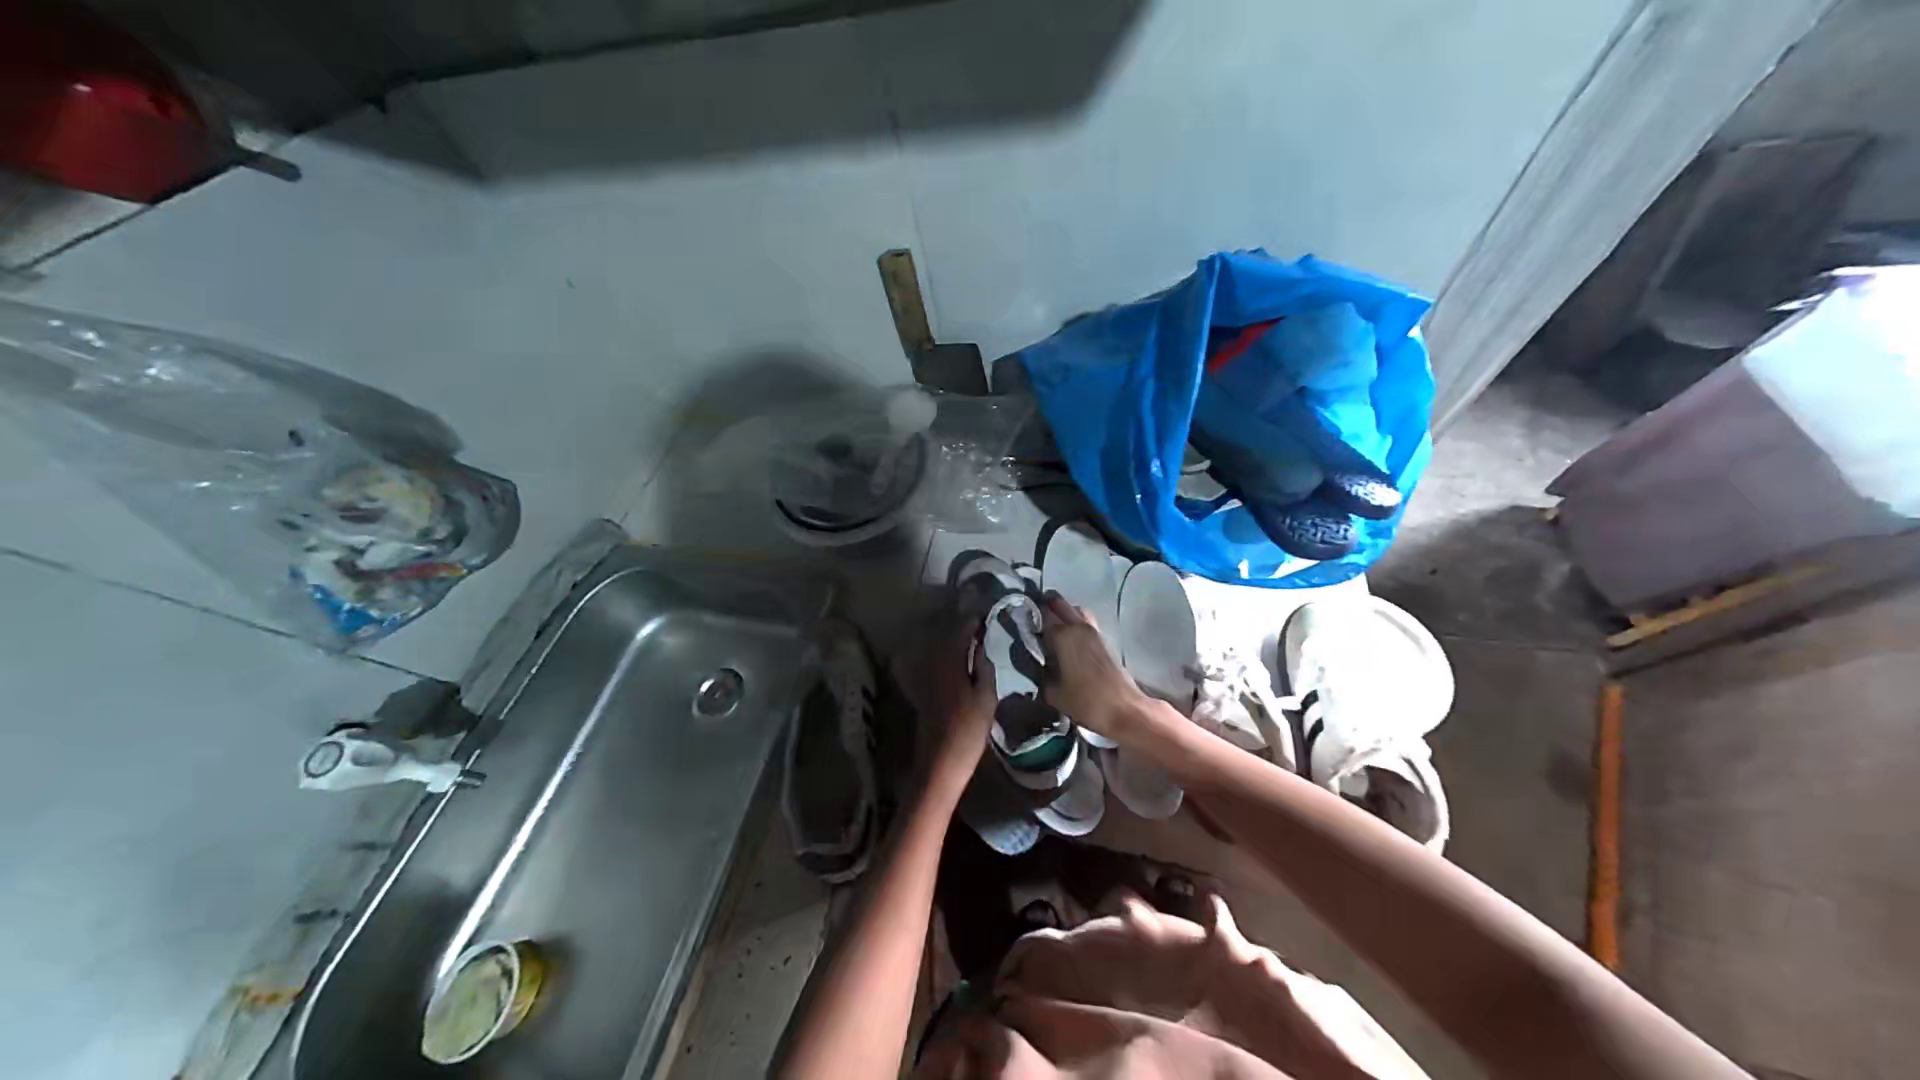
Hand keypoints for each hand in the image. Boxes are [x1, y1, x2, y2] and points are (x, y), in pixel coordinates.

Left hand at [926, 616, 995, 782]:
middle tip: (982, 626)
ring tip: (976, 642)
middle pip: (948, 638)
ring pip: (942, 651)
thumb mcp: (986, 697)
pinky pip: (939, 665)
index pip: (960, 630)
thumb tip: (981, 647)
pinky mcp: (925, 692)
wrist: (940, 763)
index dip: (972, 621)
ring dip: (956, 643)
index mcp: (950, 662)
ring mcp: (927, 678)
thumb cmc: (968, 731)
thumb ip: (983, 668)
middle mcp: (934, 665)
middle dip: (963, 629)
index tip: (986, 616)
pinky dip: (951, 659)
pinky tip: (964, 666)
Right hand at [1040, 591, 1155, 743]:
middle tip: (1033, 618)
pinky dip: (1075, 622)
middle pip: (1059, 603)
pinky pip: (1085, 620)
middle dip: (1045, 605)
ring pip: (1074, 609)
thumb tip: (1035, 664)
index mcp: (1062, 635)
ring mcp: (1094, 631)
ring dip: (1063, 611)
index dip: (1028, 614)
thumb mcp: (1052, 693)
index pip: (1041, 614)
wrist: (1125, 710)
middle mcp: (1078, 626)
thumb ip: (1039, 674)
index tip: (1019, 620)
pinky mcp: (1105, 639)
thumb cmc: (1086, 702)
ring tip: (1052, 626)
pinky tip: (1069, 640)